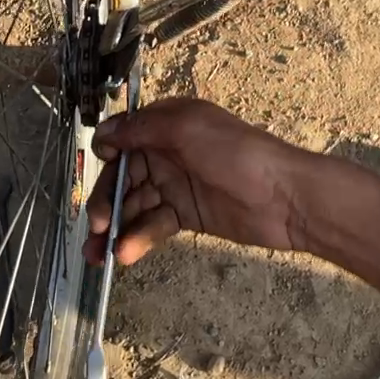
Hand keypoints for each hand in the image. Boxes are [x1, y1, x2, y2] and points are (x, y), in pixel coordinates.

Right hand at [84, 98, 313, 265]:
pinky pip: (153, 226)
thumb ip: (142, 129)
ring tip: (99, 254)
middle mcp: (166, 153)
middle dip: (105, 200)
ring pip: (133, 206)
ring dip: (114, 228)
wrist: (284, 197)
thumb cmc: (235, 153)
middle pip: (122, 176)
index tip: (100, 168)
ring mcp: (175, 186)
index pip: (123, 137)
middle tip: (95, 226)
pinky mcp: (186, 216)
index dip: (107, 154)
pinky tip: (126, 253)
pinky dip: (138, 239)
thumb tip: (103, 132)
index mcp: (166, 125)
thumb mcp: (186, 128)